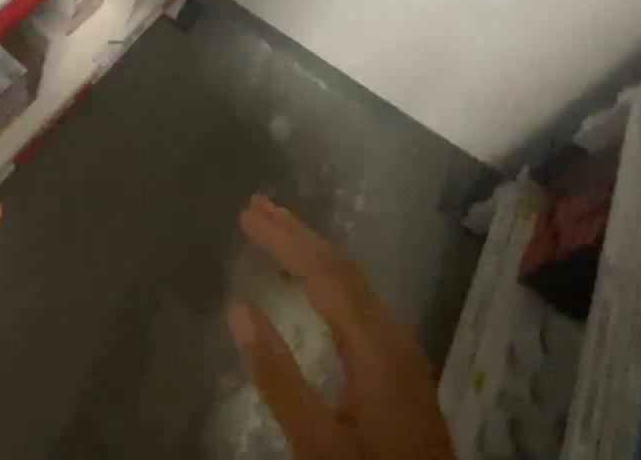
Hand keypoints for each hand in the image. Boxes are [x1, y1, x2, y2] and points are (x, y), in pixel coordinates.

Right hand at [228, 195, 455, 459]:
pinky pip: (360, 298)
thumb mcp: (317, 443)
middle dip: (298, 232)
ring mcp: (402, 350)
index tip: (246, 215)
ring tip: (278, 226)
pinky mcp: (400, 366)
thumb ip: (279, 377)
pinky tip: (316, 278)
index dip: (284, 240)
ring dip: (314, 248)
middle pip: (343, 268)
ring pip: (355, 281)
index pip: (325, 274)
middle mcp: (393, 336)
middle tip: (257, 204)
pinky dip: (329, 274)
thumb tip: (238, 310)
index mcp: (376, 347)